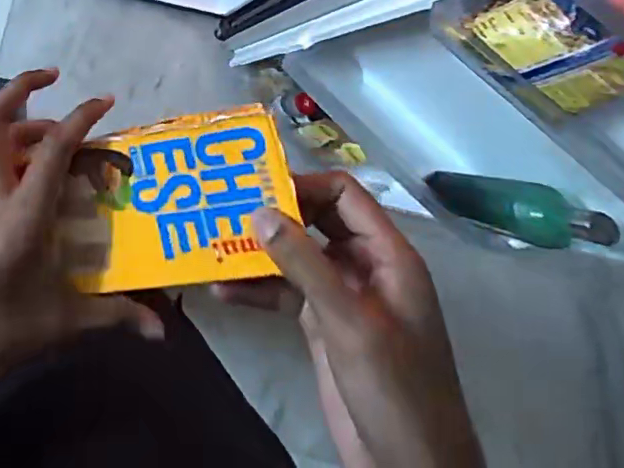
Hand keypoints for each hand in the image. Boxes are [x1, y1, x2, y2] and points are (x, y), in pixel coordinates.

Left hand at [0, 70, 163, 467]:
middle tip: (54, 75)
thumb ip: (112, 315)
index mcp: (22, 211)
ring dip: (24, 127)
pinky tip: (35, 183)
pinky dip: (13, 155)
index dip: (81, 117)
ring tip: (59, 142)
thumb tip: (160, 329)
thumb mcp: (60, 321)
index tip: (105, 101)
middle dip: (22, 85)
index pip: (53, 148)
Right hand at [214, 172, 483, 467]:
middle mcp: (363, 266)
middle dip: (271, 213)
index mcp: (386, 256)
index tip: (255, 187)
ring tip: (213, 243)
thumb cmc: (394, 387)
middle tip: (223, 205)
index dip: (302, 184)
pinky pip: (283, 289)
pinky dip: (256, 288)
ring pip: (293, 254)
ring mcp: (340, 294)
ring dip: (256, 251)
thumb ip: (303, 263)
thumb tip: (258, 210)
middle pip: (313, 219)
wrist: (410, 467)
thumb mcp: (348, 320)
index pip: (344, 195)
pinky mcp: (320, 321)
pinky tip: (223, 290)